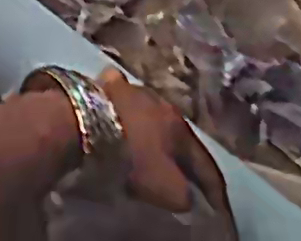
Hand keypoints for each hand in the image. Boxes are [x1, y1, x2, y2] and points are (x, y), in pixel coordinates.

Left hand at [98, 68, 235, 228]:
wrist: (81, 122)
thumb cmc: (130, 157)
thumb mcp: (169, 190)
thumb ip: (187, 196)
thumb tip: (188, 197)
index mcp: (179, 125)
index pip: (206, 165)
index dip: (215, 195)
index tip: (220, 216)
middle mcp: (158, 100)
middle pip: (176, 136)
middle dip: (182, 158)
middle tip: (186, 180)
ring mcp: (128, 87)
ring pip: (148, 112)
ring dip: (153, 131)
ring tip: (152, 148)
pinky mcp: (101, 83)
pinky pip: (118, 95)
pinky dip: (123, 107)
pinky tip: (121, 111)